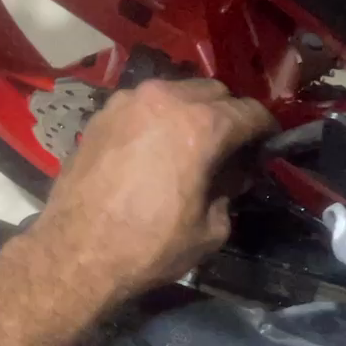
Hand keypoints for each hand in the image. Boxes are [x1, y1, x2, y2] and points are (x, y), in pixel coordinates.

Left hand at [31, 78, 276, 295]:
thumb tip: (232, 177)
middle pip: (213, 93)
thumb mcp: (209, 232)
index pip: (249, 113)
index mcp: (201, 127)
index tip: (267, 146)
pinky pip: (144, 105)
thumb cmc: (149, 248)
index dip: (265, 130)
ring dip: (191, 113)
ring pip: (176, 93)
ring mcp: (129, 102)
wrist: (78, 253)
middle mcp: (166, 100)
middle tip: (229, 149)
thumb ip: (229, 194)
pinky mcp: (103, 114)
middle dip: (228, 116)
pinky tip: (155, 150)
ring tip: (190, 147)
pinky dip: (159, 120)